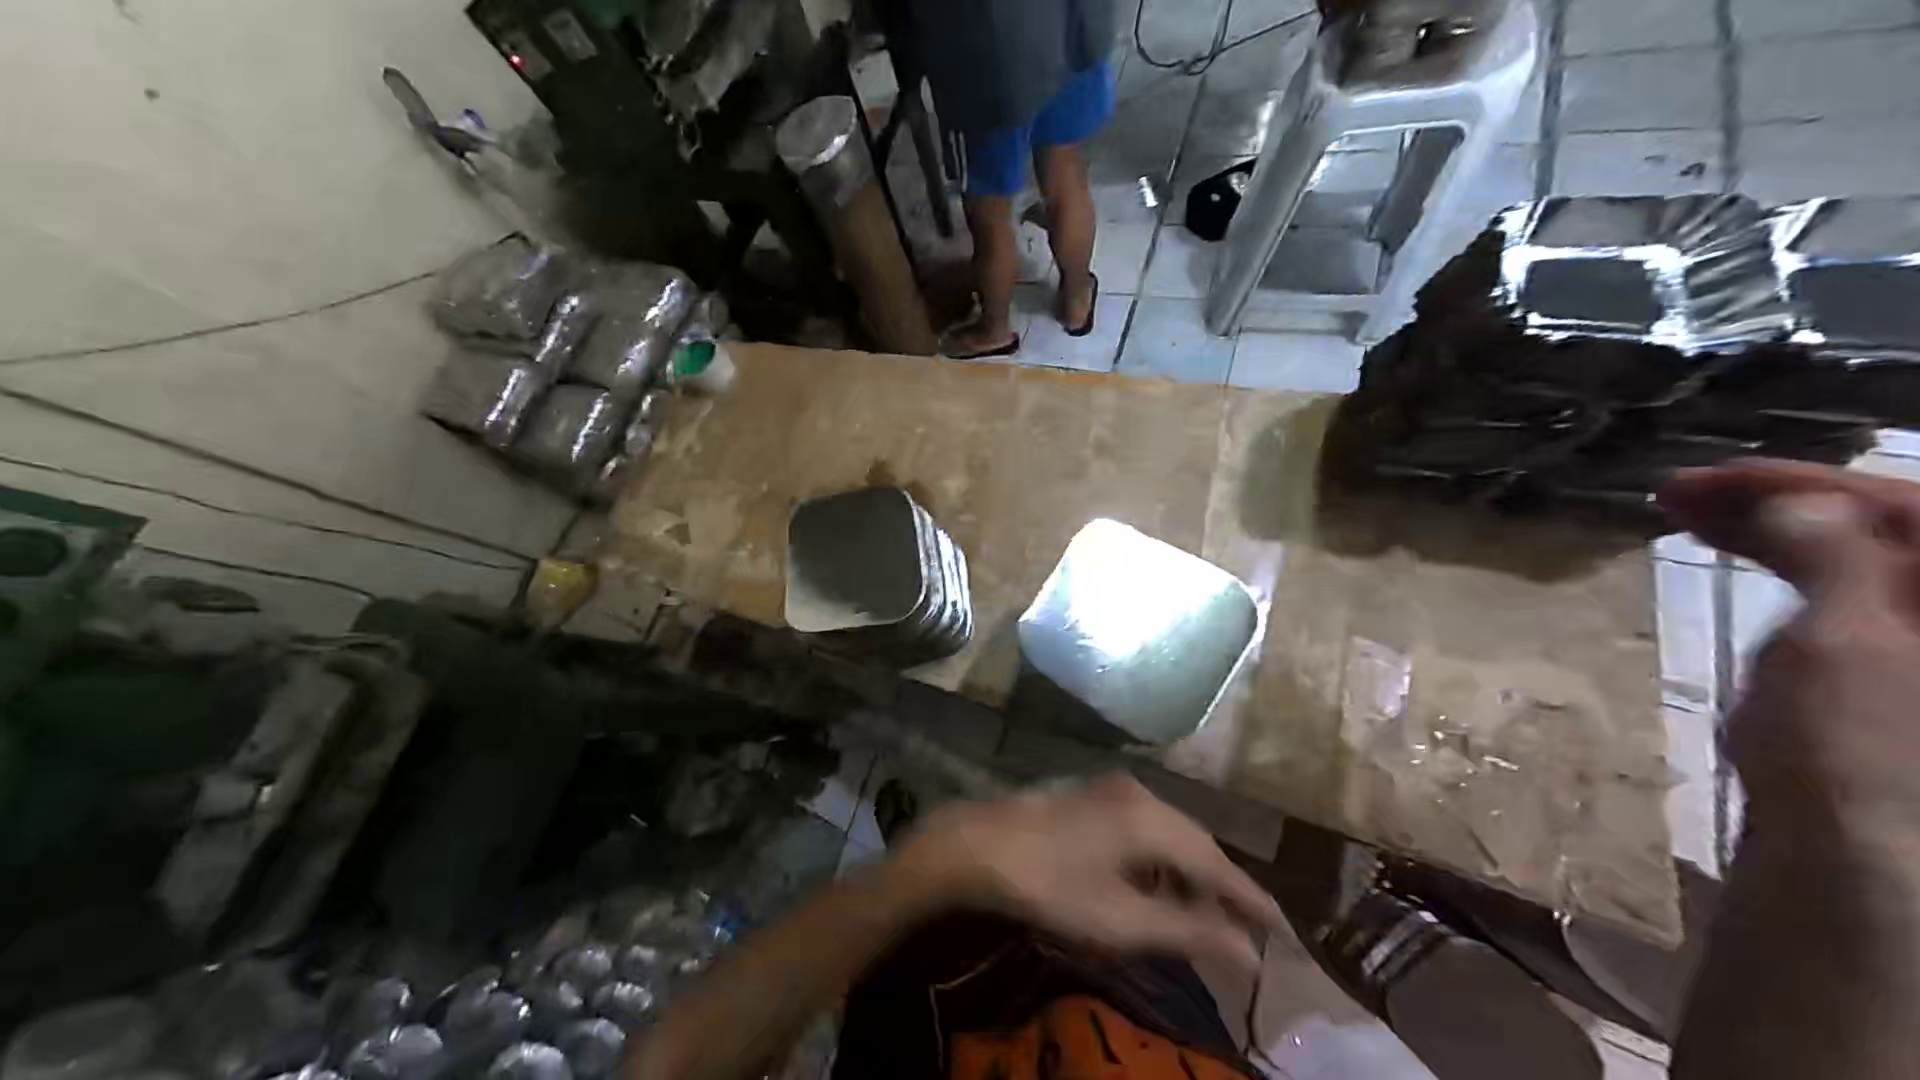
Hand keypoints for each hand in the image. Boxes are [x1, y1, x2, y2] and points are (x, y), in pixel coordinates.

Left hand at [891, 774, 1283, 970]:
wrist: (980, 844)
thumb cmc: (1052, 885)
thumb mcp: (1123, 919)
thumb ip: (1190, 931)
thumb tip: (1250, 951)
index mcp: (1153, 820)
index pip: (1219, 863)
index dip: (1253, 899)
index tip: (1287, 932)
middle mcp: (1141, 794)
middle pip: (1198, 842)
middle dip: (1224, 885)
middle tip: (1250, 928)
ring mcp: (1115, 789)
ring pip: (1173, 832)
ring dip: (1192, 871)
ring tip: (1208, 914)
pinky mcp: (1095, 796)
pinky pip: (1148, 826)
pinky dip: (1163, 857)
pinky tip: (1160, 884)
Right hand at [1661, 459, 1919, 841]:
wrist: (1858, 866)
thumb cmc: (1856, 753)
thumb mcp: (1839, 645)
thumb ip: (1833, 558)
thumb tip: (1800, 499)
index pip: (1912, 510)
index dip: (1806, 484)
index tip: (1705, 479)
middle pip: (1889, 533)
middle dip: (1783, 505)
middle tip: (1680, 494)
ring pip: (1862, 561)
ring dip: (1777, 533)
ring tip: (1693, 518)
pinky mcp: (1898, 671)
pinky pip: (1850, 593)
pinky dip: (1791, 571)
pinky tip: (1742, 559)